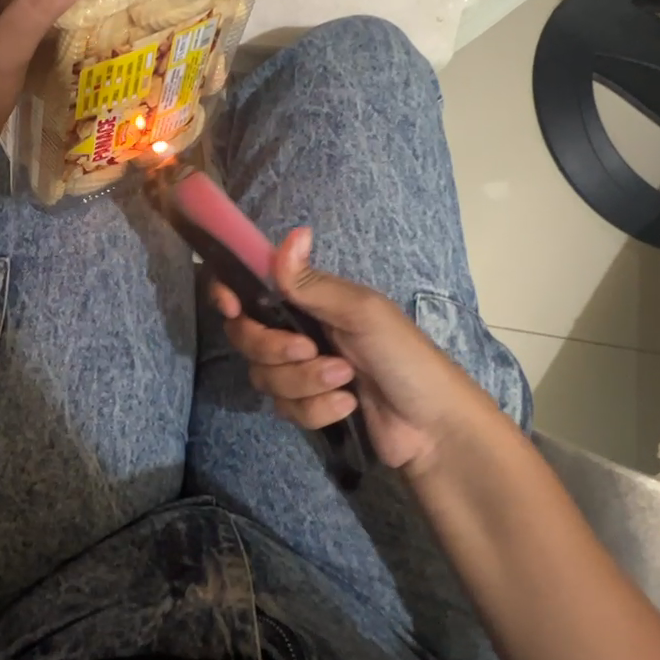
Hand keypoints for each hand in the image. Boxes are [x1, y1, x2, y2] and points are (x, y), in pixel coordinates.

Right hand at [211, 227, 501, 477]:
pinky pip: (283, 408)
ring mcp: (299, 371)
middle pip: (245, 336)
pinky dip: (315, 409)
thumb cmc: (405, 356)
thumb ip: (312, 282)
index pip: (247, 288)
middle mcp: (296, 330)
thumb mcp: (361, 312)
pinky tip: (347, 407)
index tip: (231, 308)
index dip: (227, 295)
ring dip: (304, 382)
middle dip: (274, 348)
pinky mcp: (305, 406)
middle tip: (312, 350)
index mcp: (307, 300)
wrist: (433, 427)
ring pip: (264, 376)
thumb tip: (294, 232)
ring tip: (346, 382)